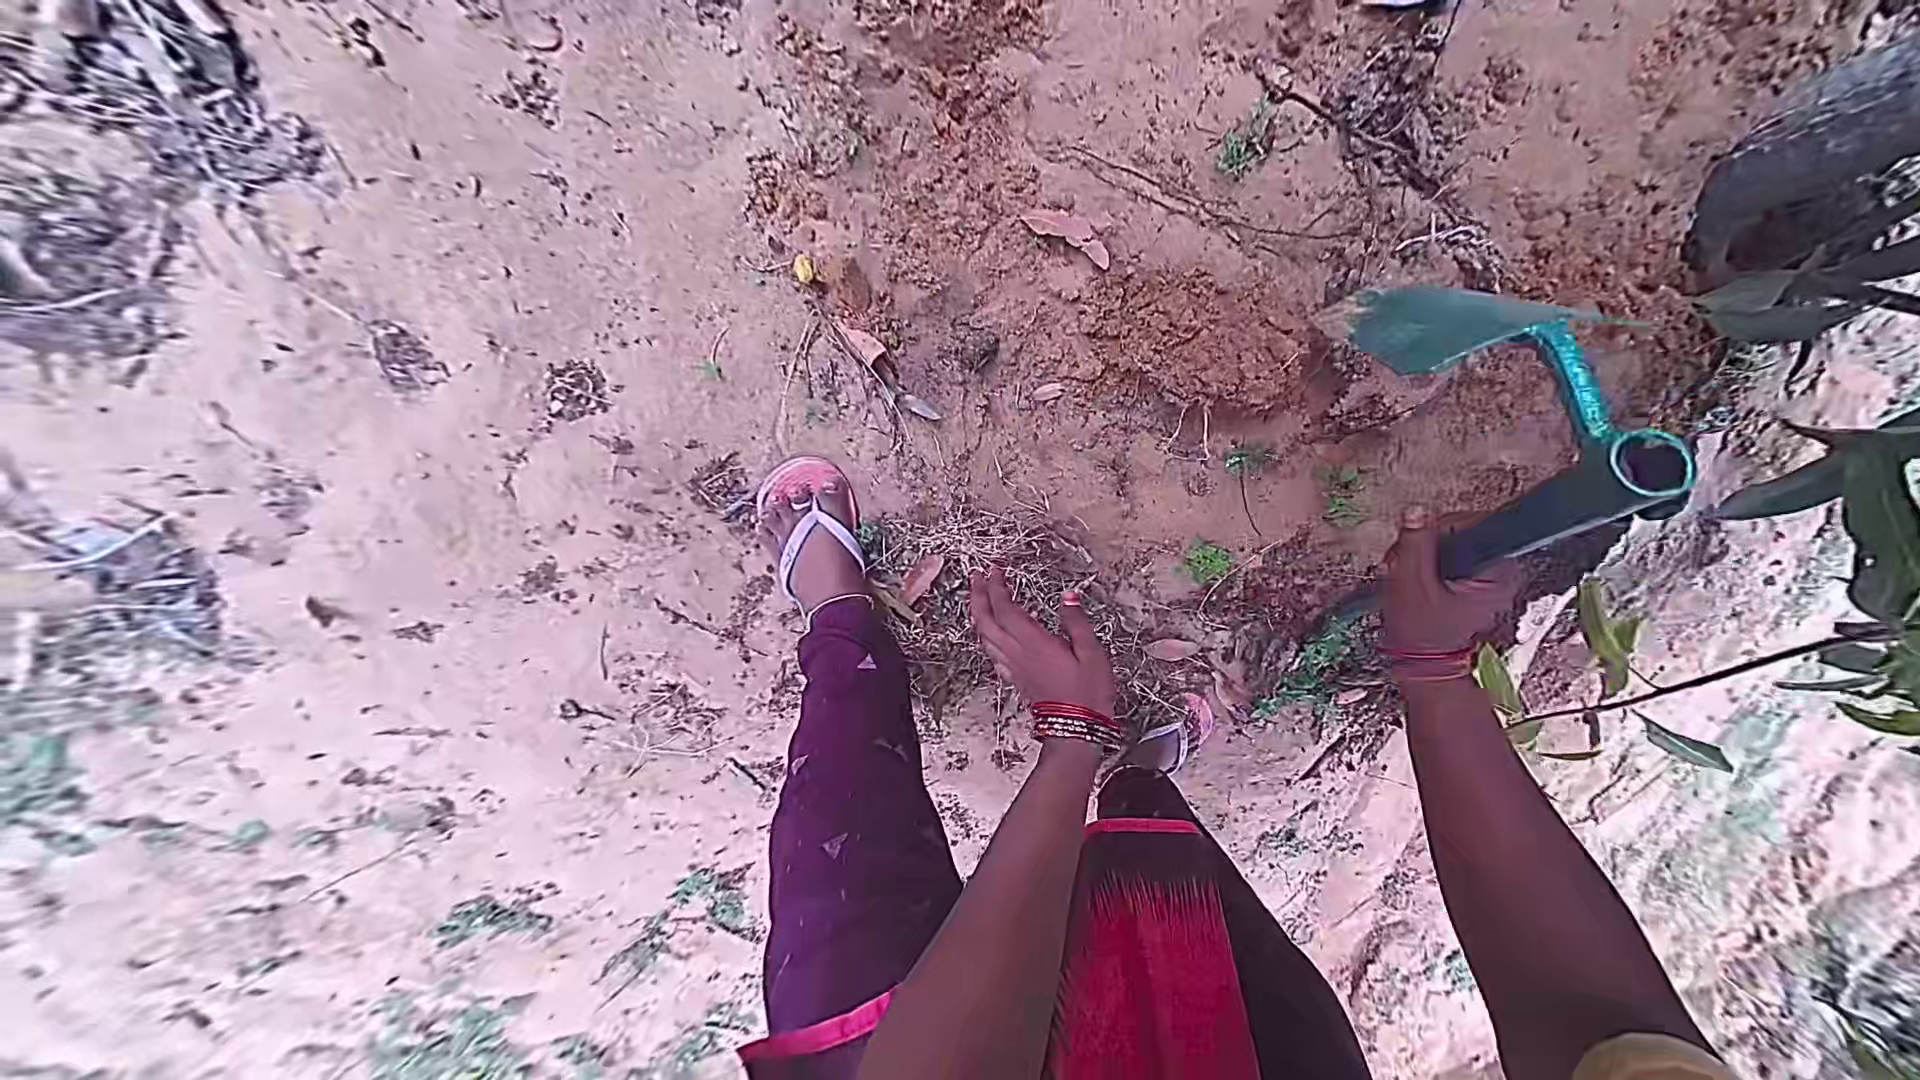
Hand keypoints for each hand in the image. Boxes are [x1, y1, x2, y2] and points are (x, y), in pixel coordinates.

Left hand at [968, 568, 1116, 718]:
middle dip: (978, 595)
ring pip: (984, 636)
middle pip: (986, 620)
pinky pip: (991, 652)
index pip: (1005, 609)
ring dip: (978, 613)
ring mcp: (1013, 667)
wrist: (1075, 731)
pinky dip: (985, 635)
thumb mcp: (1092, 653)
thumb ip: (1077, 622)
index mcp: (1033, 643)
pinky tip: (989, 633)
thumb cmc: (1087, 694)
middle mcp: (1017, 653)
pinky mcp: (1015, 678)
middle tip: (977, 577)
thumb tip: (1069, 597)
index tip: (995, 570)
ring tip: (978, 597)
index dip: (996, 587)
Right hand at [1383, 505, 1521, 656]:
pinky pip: (1450, 556)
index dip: (1440, 528)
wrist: (1422, 661)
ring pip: (1452, 542)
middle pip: (1462, 531)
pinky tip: (1411, 577)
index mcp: (1498, 570)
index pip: (1474, 524)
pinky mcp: (1474, 580)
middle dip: (1424, 543)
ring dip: (1420, 553)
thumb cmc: (1420, 628)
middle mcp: (1502, 569)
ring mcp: (1488, 575)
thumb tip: (1415, 511)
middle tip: (1401, 564)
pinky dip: (1426, 562)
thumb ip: (1415, 545)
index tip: (1417, 545)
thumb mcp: (1410, 583)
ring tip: (1402, 573)